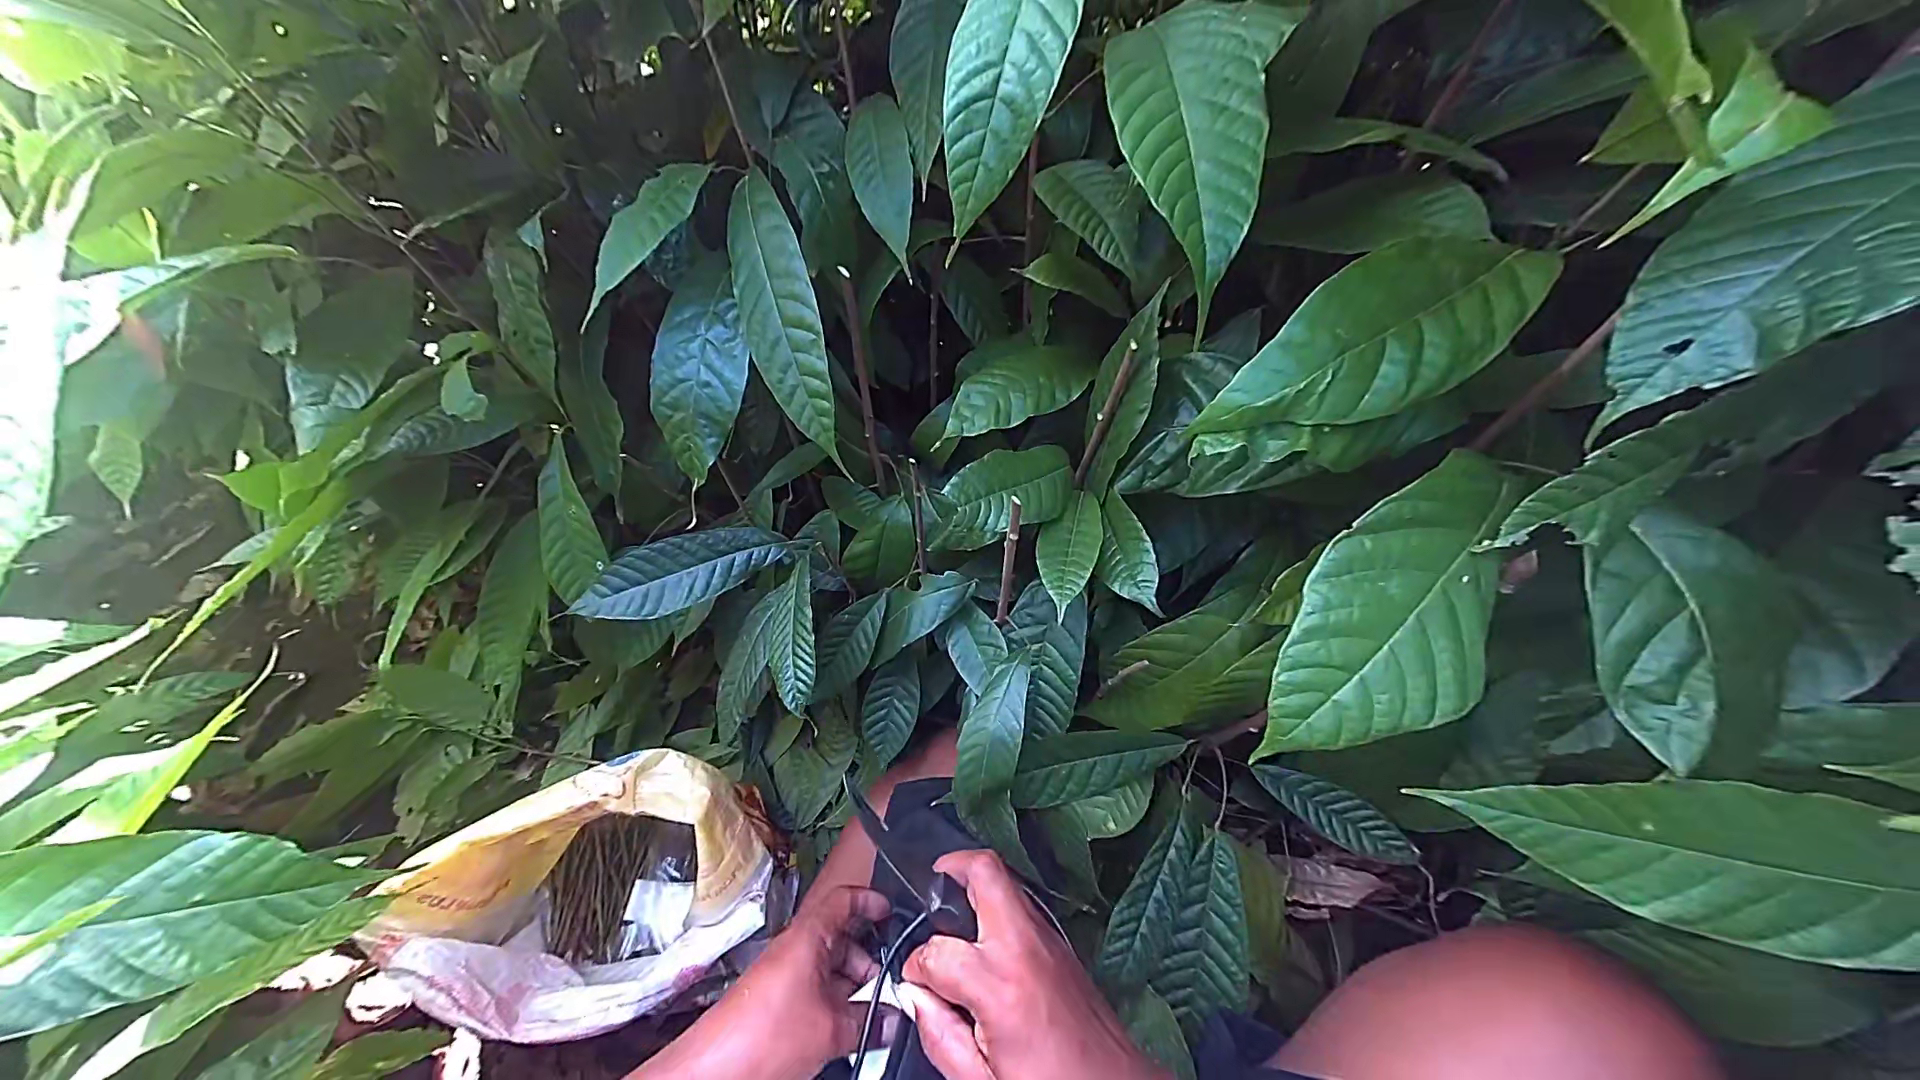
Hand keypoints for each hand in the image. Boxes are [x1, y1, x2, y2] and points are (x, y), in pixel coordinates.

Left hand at [629, 885, 890, 1079]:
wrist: (714, 1071)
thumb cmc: (760, 1037)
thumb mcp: (831, 1029)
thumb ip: (869, 1021)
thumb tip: (892, 1020)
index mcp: (809, 935)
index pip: (844, 898)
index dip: (870, 900)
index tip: (889, 911)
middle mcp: (796, 947)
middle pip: (841, 935)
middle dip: (867, 957)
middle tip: (886, 980)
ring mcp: (785, 972)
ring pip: (829, 965)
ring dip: (852, 984)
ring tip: (869, 1012)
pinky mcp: (777, 999)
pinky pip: (815, 987)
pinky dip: (834, 1001)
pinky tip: (844, 1028)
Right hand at [900, 851, 1169, 1079]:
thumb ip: (941, 1037)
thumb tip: (916, 999)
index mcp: (1000, 986)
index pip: (937, 952)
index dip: (915, 967)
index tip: (916, 981)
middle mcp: (1024, 947)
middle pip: (983, 870)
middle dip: (949, 869)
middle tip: (930, 891)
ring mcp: (1046, 938)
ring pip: (1004, 879)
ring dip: (974, 886)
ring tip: (953, 918)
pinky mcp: (1059, 941)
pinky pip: (1021, 905)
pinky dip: (996, 908)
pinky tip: (984, 943)